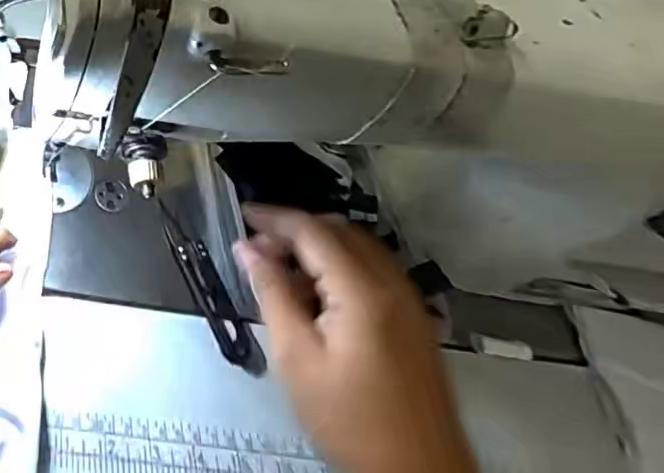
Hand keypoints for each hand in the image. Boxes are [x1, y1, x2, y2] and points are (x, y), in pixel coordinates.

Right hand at [234, 206, 476, 472]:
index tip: (245, 216)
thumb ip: (272, 294)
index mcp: (362, 289)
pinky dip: (339, 262)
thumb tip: (248, 250)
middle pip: (336, 230)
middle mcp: (390, 280)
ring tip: (282, 269)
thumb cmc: (352, 421)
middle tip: (259, 248)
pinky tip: (318, 290)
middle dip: (294, 230)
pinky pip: (371, 265)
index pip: (311, 230)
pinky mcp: (413, 312)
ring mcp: (407, 295)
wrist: (419, 472)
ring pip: (355, 244)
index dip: (274, 218)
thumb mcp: (297, 360)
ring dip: (317, 244)